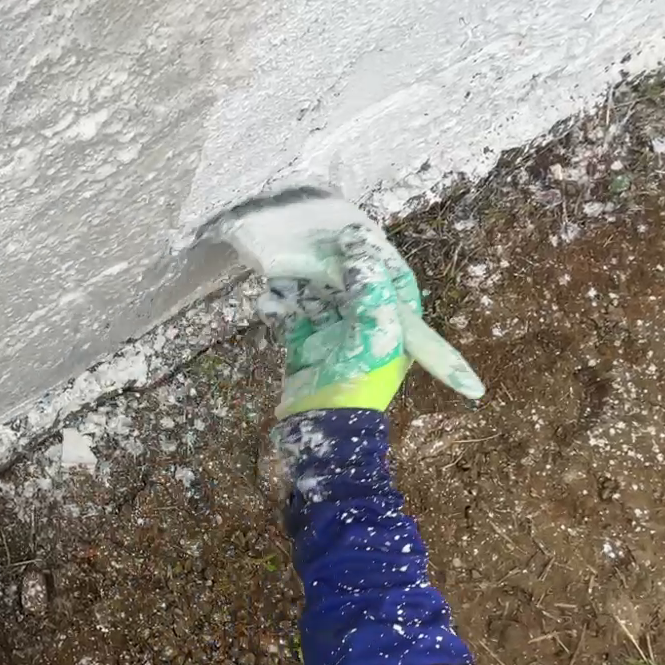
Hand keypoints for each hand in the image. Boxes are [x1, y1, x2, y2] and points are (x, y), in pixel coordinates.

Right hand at [235, 199, 483, 415]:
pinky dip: (281, 306)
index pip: (388, 276)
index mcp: (394, 322)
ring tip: (280, 273)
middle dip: (328, 264)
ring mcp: (332, 333)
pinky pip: (293, 314)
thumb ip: (370, 287)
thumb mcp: (375, 333)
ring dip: (298, 283)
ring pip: (317, 294)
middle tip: (307, 245)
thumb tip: (356, 244)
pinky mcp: (304, 343)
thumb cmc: (357, 384)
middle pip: (349, 281)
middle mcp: (365, 323)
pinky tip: (270, 302)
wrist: (321, 430)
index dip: (371, 254)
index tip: (349, 235)